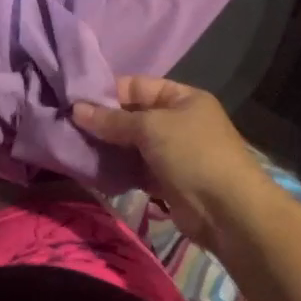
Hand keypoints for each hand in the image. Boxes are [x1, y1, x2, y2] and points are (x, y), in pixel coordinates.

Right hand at [72, 77, 267, 243]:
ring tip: (77, 145)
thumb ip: (112, 119)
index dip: (107, 91)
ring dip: (109, 147)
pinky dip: (119, 169)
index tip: (75, 99)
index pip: (136, 85)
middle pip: (133, 115)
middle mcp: (178, 121)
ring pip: (132, 144)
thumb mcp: (149, 127)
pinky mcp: (168, 182)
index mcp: (182, 98)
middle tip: (70, 123)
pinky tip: (95, 167)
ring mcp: (174, 153)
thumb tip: (75, 109)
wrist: (230, 214)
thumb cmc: (193, 154)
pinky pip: (137, 168)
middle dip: (104, 121)